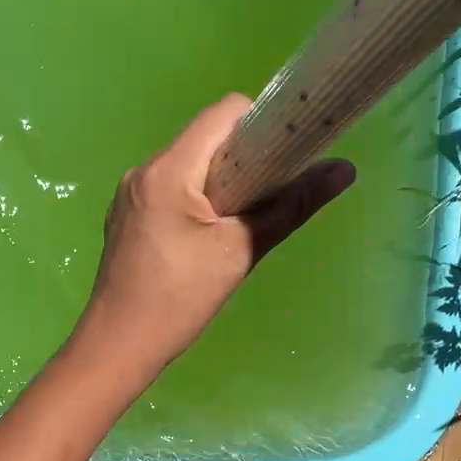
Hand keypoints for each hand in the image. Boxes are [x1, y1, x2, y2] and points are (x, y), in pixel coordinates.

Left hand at [76, 93, 355, 367]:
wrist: (116, 348)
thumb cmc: (176, 301)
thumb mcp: (239, 253)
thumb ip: (291, 206)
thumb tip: (344, 170)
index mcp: (167, 169)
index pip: (224, 113)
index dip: (262, 123)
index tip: (285, 157)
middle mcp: (142, 172)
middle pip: (205, 140)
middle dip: (243, 160)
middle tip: (265, 199)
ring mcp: (128, 197)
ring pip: (187, 168)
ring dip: (219, 186)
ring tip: (234, 227)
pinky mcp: (124, 220)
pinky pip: (168, 193)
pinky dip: (194, 204)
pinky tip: (203, 242)